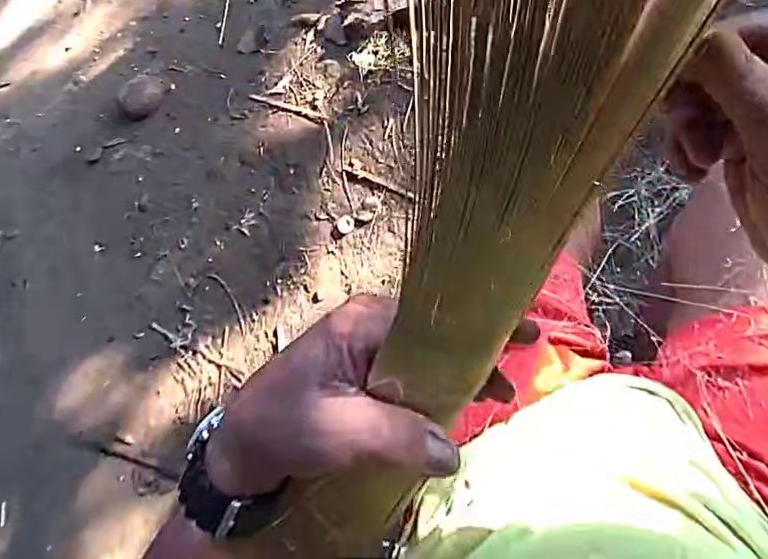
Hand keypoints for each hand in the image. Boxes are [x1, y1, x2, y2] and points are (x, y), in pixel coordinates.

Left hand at [203, 295, 535, 495]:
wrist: (244, 442)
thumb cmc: (285, 424)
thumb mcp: (341, 430)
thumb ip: (396, 434)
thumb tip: (453, 450)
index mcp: (362, 321)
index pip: (430, 317)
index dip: (475, 326)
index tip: (522, 331)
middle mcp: (367, 325)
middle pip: (432, 334)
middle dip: (474, 351)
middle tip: (519, 373)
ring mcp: (364, 348)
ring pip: (424, 355)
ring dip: (458, 373)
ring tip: (498, 393)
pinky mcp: (361, 372)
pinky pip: (410, 374)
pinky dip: (436, 388)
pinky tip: (459, 407)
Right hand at [666, 10, 767, 309]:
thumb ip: (750, 94)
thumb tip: (704, 39)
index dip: (729, 36)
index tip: (684, 62)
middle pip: (737, 62)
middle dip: (698, 88)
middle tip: (677, 118)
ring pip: (714, 94)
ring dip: (689, 121)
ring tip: (691, 157)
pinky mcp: (753, 147)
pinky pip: (707, 125)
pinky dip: (689, 143)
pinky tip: (691, 170)